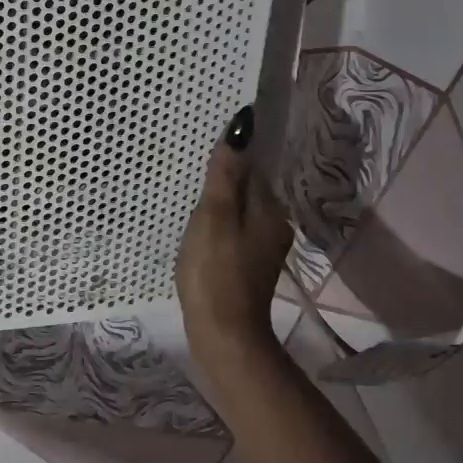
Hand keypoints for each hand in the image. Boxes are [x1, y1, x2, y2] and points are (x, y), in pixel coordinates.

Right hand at [176, 125, 293, 358]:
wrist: (223, 334)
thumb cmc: (216, 270)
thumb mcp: (214, 216)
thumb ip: (224, 174)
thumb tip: (241, 128)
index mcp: (268, 210)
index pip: (252, 167)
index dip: (229, 155)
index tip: (200, 148)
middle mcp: (273, 225)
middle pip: (248, 189)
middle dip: (224, 177)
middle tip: (189, 167)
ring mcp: (261, 249)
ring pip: (240, 210)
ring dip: (219, 200)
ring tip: (189, 194)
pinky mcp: (247, 266)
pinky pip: (233, 230)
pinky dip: (218, 223)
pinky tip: (198, 227)